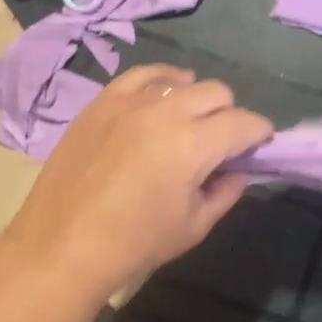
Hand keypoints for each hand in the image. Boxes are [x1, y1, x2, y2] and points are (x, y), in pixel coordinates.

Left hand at [0, 66, 273, 301]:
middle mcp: (167, 112)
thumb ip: (225, 192)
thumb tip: (237, 170)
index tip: (259, 148)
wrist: (61, 246)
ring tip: (189, 123)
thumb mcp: (194, 226)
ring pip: (183, 81)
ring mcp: (131, 102)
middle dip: (230, 115)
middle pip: (218, 93)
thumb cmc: (134, 243)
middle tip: (221, 143)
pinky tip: (164, 96)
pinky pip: (142, 75)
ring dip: (196, 100)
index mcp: (194, 145)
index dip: (260, 135)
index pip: (245, 123)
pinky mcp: (103, 102)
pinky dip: (162, 82)